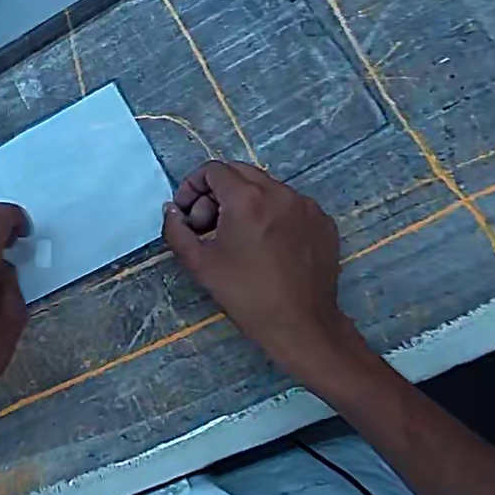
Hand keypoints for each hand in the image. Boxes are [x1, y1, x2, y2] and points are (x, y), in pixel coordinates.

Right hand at [162, 162, 369, 386]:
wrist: (301, 325)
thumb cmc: (246, 295)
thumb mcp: (199, 263)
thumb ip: (176, 230)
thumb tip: (172, 210)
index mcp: (247, 199)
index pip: (213, 170)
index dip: (192, 187)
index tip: (187, 212)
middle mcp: (280, 193)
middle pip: (238, 172)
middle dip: (215, 192)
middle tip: (206, 225)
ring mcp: (305, 206)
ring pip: (264, 187)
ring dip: (242, 202)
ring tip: (235, 237)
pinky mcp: (322, 221)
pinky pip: (287, 203)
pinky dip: (269, 213)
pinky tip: (263, 244)